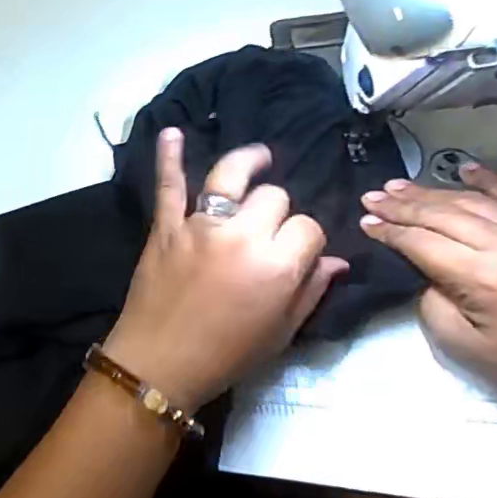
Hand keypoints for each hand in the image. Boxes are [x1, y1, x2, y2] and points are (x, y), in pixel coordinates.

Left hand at [102, 130, 348, 413]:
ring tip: (260, 157)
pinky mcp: (166, 224)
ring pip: (230, 176)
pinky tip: (173, 132)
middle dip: (278, 210)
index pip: (308, 227)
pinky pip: (169, 184)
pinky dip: (169, 156)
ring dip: (248, 161)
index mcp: (276, 265)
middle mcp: (241, 235)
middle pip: (273, 197)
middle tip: (269, 229)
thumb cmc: (227, 355)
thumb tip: (336, 260)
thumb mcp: (282, 332)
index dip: (309, 238)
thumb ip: (311, 290)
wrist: (159, 365)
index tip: (300, 251)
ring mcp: (199, 224)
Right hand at [360, 165, 496, 441]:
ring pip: (478, 201)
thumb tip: (425, 269)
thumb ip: (435, 303)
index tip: (365, 221)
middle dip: (404, 205)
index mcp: (488, 280)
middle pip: (446, 213)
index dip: (390, 231)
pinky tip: (465, 169)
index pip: (423, 242)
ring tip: (402, 185)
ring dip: (435, 191)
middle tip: (373, 196)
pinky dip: (490, 182)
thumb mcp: (471, 350)